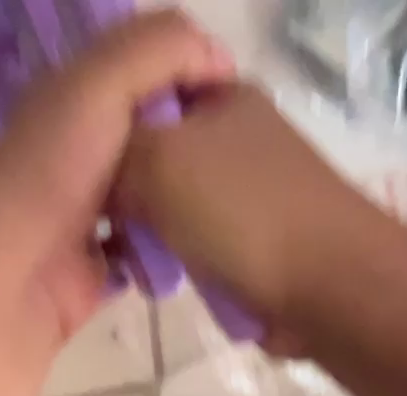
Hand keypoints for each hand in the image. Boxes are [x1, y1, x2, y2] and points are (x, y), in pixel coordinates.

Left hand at [0, 10, 235, 349]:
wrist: (14, 285)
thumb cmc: (51, 176)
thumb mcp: (100, 85)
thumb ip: (158, 50)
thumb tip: (218, 62)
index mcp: (63, 99)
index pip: (135, 67)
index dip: (182, 69)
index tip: (229, 91)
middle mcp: (70, 152)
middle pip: (144, 131)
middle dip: (186, 133)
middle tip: (236, 144)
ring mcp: (81, 213)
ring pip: (145, 190)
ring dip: (179, 190)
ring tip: (223, 189)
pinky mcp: (92, 266)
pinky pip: (140, 248)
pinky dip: (164, 245)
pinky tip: (196, 238)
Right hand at [117, 84, 406, 344]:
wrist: (325, 286)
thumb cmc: (242, 215)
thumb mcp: (159, 160)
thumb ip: (117, 153)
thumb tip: (98, 176)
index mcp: (221, 98)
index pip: (143, 96)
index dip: (108, 129)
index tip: (80, 170)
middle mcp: (232, 138)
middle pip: (150, 156)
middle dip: (123, 192)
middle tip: (100, 224)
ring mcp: (241, 193)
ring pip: (166, 206)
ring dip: (144, 234)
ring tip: (127, 259)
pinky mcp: (245, 242)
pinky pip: (187, 244)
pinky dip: (169, 261)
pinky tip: (155, 277)